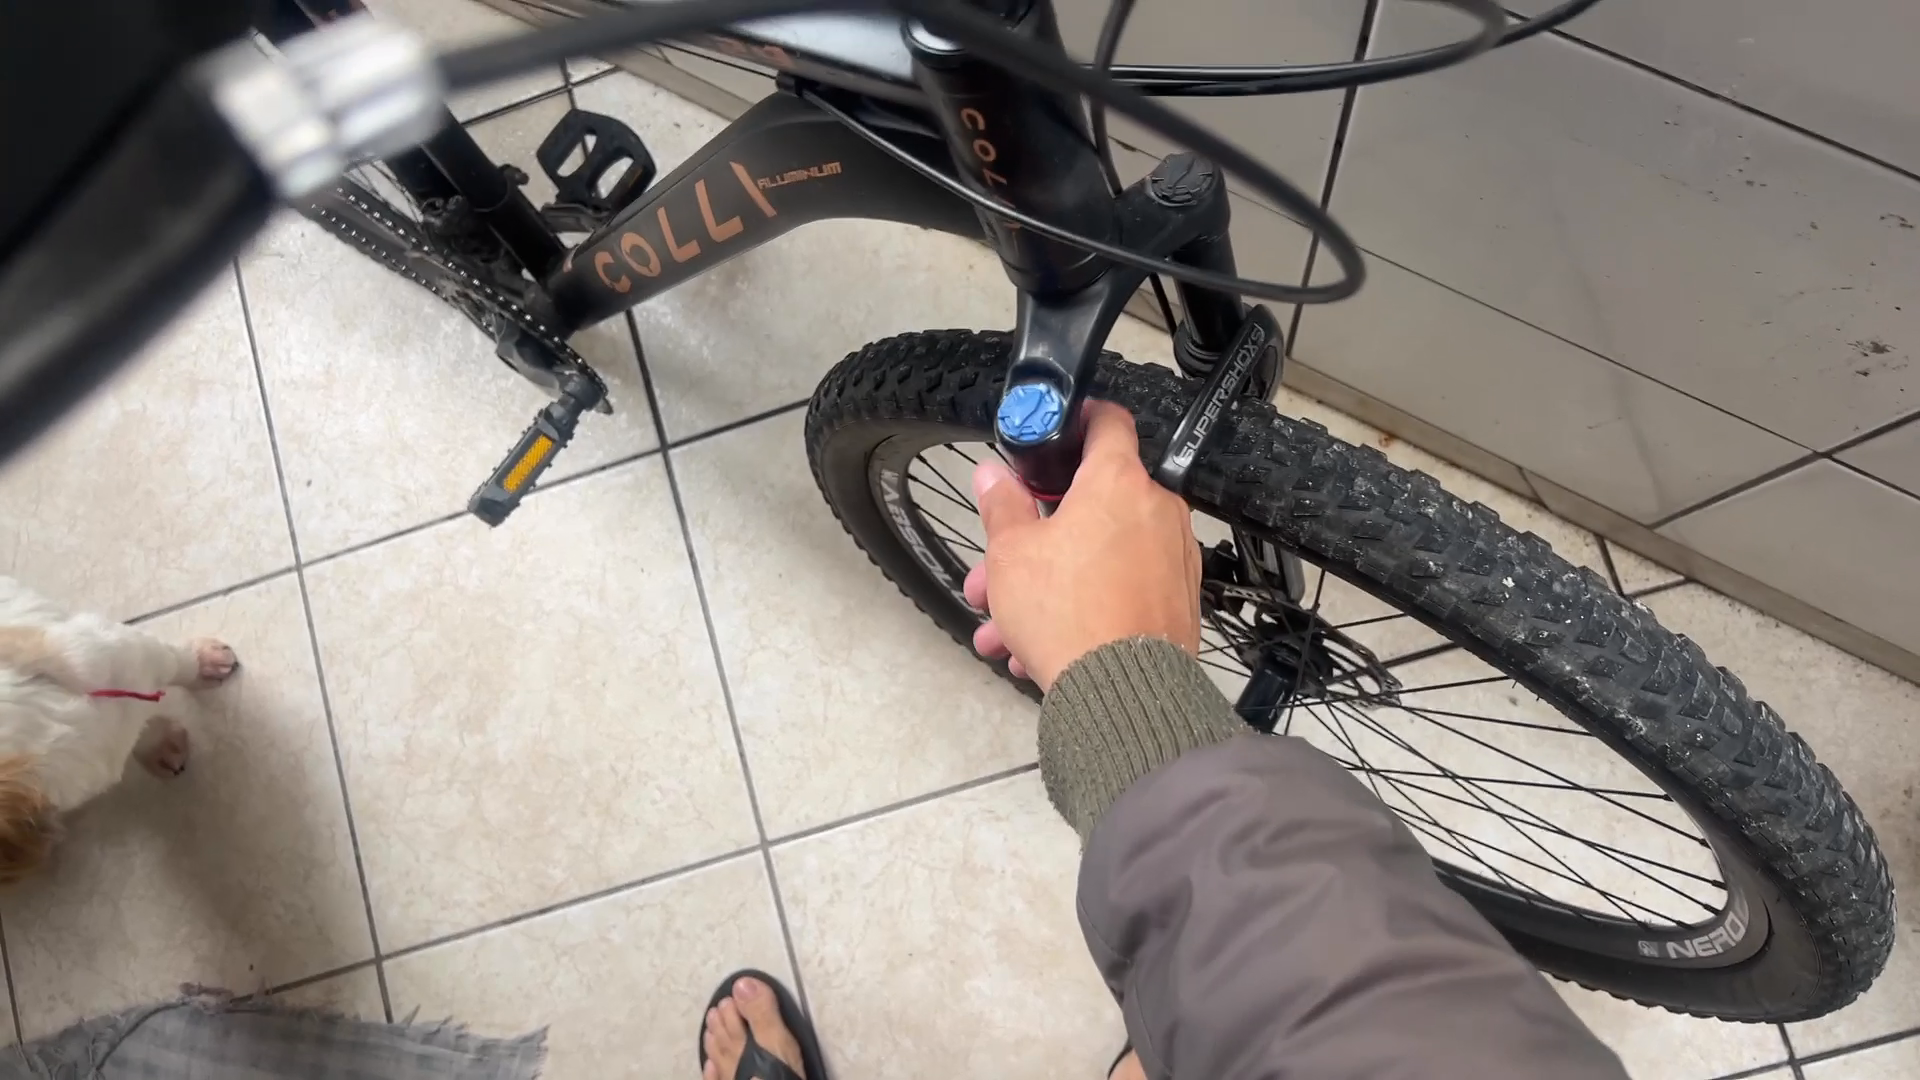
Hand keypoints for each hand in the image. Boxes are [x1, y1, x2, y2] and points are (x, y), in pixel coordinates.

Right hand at [965, 401, 1201, 691]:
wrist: (1123, 693)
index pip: (1107, 421)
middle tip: (996, 570)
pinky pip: (1117, 590)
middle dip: (1032, 538)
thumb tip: (991, 476)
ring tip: (1002, 626)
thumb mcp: (1012, 554)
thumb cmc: (1069, 615)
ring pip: (1094, 556)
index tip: (1059, 430)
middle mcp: (1153, 511)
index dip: (1079, 418)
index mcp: (1116, 483)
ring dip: (1045, 583)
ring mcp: (1170, 557)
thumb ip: (1001, 506)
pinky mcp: (1175, 600)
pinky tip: (1034, 646)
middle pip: (1086, 506)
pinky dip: (1079, 607)